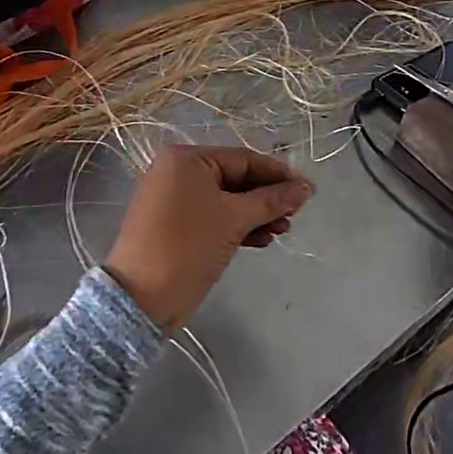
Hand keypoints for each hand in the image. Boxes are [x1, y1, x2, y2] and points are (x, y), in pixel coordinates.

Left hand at [104, 145, 311, 334]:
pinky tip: (261, 240)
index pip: (242, 158)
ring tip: (282, 231)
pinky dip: (236, 226)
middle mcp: (176, 171)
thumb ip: (271, 200)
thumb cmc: (188, 245)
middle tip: (296, 215)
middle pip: (234, 178)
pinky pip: (212, 216)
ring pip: (225, 199)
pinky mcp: (174, 223)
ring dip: (255, 214)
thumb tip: (304, 187)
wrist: (142, 295)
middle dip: (266, 197)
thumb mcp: (234, 219)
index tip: (309, 190)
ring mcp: (173, 198)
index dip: (277, 174)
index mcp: (186, 159)